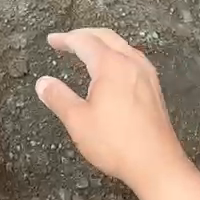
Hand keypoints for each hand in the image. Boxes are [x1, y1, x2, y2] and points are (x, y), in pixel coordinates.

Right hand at [35, 27, 195, 194]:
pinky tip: (114, 67)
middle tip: (66, 40)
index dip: (66, 39)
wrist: (157, 164)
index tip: (52, 40)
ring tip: (87, 49)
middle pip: (106, 37)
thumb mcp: (78, 121)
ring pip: (122, 45)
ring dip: (102, 42)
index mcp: (111, 65)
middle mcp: (131, 62)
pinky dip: (116, 53)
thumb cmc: (115, 143)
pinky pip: (132, 57)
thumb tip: (42, 82)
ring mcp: (146, 74)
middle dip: (84, 35)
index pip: (84, 42)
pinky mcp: (154, 87)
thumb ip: (58, 98)